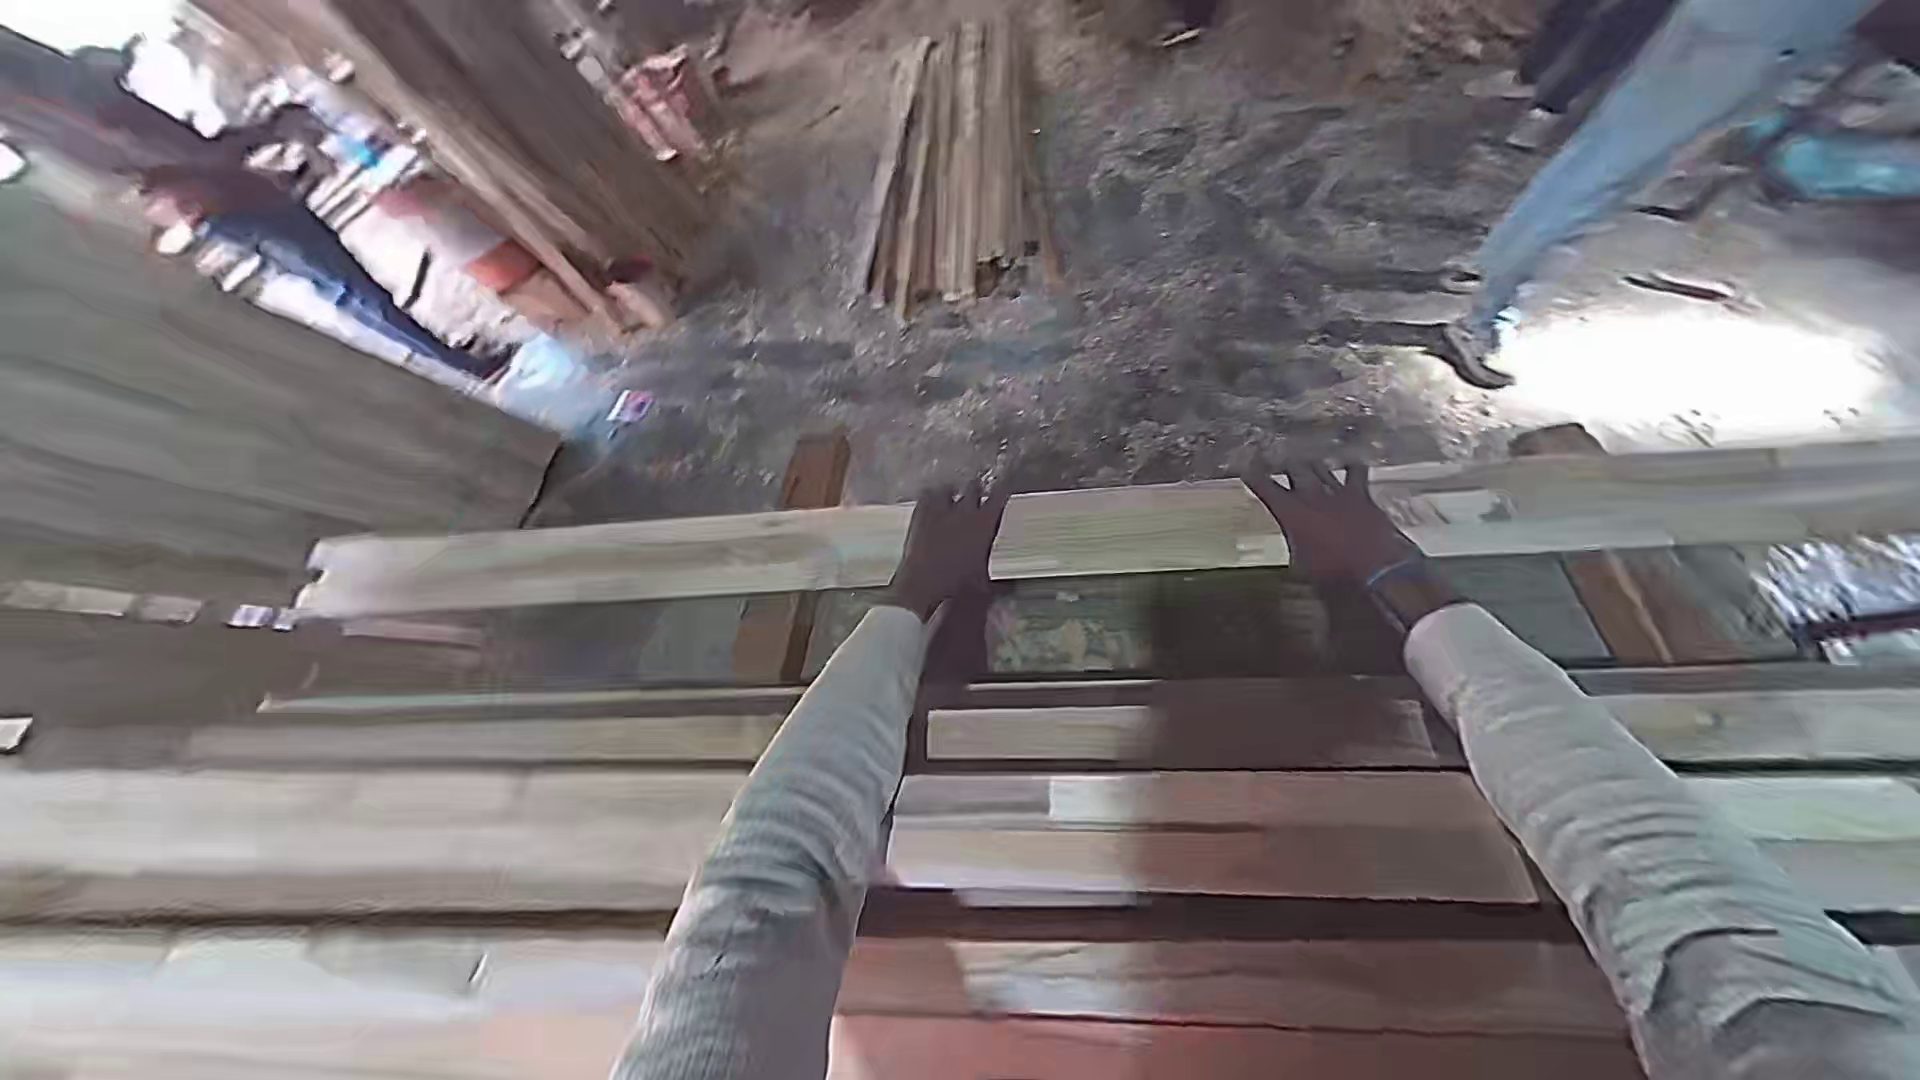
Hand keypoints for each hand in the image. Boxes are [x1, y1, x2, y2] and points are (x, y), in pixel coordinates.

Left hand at [888, 481, 1009, 621]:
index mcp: (984, 523)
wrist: (923, 582)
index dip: (1003, 488)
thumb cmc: (957, 583)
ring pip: (949, 488)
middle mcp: (965, 510)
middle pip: (974, 487)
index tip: (1003, 485)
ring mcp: (940, 509)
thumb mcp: (983, 581)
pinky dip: (930, 497)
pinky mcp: (920, 513)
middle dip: (976, 489)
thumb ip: (995, 575)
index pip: (999, 496)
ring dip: (952, 491)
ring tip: (951, 494)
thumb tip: (1008, 584)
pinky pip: (927, 495)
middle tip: (976, 492)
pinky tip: (930, 501)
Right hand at [1242, 458, 1421, 582]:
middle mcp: (1311, 496)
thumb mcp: (1299, 565)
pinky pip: (1355, 473)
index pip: (1266, 487)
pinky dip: (1352, 467)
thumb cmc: (1331, 572)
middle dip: (1284, 463)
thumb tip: (1291, 548)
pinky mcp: (1361, 495)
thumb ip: (1294, 546)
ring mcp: (1337, 492)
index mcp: (1290, 512)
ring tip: (1304, 458)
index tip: (1245, 467)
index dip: (1254, 476)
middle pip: (1295, 470)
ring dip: (1311, 464)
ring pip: (1320, 468)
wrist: (1376, 569)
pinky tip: (1352, 461)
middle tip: (1275, 457)